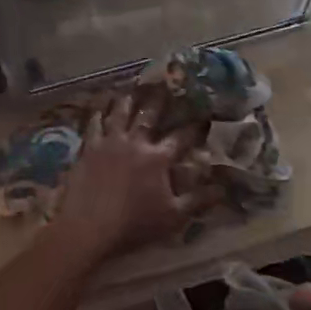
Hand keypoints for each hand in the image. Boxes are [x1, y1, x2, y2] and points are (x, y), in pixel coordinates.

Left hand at [55, 96, 220, 250]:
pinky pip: (93, 124)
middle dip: (159, 100)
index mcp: (157, 158)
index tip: (204, 114)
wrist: (89, 226)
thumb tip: (223, 187)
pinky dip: (98, 113)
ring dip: (127, 100)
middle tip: (165, 84)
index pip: (181, 137)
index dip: (194, 126)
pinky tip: (99, 106)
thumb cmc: (134, 224)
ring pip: (118, 114)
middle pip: (147, 116)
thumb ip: (199, 200)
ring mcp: (107, 143)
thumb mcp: (174, 216)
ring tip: (131, 87)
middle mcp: (133, 143)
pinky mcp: (87, 149)